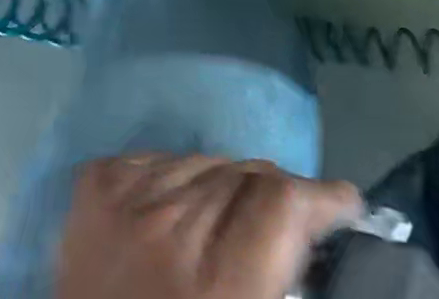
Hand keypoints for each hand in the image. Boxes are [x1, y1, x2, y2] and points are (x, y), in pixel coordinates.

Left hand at [57, 154, 362, 298]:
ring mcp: (126, 199)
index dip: (321, 195)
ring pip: (203, 158)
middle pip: (245, 171)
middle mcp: (170, 227)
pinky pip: (157, 156)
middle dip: (275, 191)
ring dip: (224, 182)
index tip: (343, 204)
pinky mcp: (94, 183)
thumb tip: (315, 222)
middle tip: (286, 219)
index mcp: (217, 283)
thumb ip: (276, 266)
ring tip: (225, 214)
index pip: (280, 199)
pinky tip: (175, 205)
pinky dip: (174, 175)